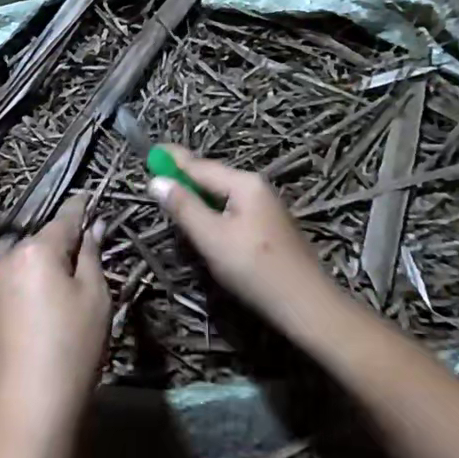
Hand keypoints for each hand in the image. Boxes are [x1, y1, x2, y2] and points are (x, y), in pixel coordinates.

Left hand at [0, 195, 109, 445]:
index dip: (80, 209)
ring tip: (52, 308)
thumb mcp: (96, 303)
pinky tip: (26, 334)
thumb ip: (91, 258)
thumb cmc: (69, 354)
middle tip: (80, 271)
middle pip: (36, 246)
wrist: (17, 423)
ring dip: (32, 278)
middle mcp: (1, 263)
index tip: (88, 199)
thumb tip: (91, 228)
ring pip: (14, 274)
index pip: (64, 218)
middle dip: (56, 250)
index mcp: (34, 251)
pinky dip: (15, 305)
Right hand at [148, 145, 327, 320]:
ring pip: (223, 194)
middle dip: (185, 175)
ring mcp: (267, 208)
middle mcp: (257, 188)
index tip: (151, 151)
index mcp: (244, 184)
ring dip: (198, 194)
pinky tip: (203, 221)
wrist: (307, 305)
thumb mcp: (212, 238)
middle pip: (213, 177)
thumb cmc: (255, 269)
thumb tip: (156, 181)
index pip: (200, 165)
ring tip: (175, 196)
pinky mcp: (269, 227)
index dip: (174, 159)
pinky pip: (233, 208)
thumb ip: (184, 207)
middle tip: (158, 175)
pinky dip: (212, 209)